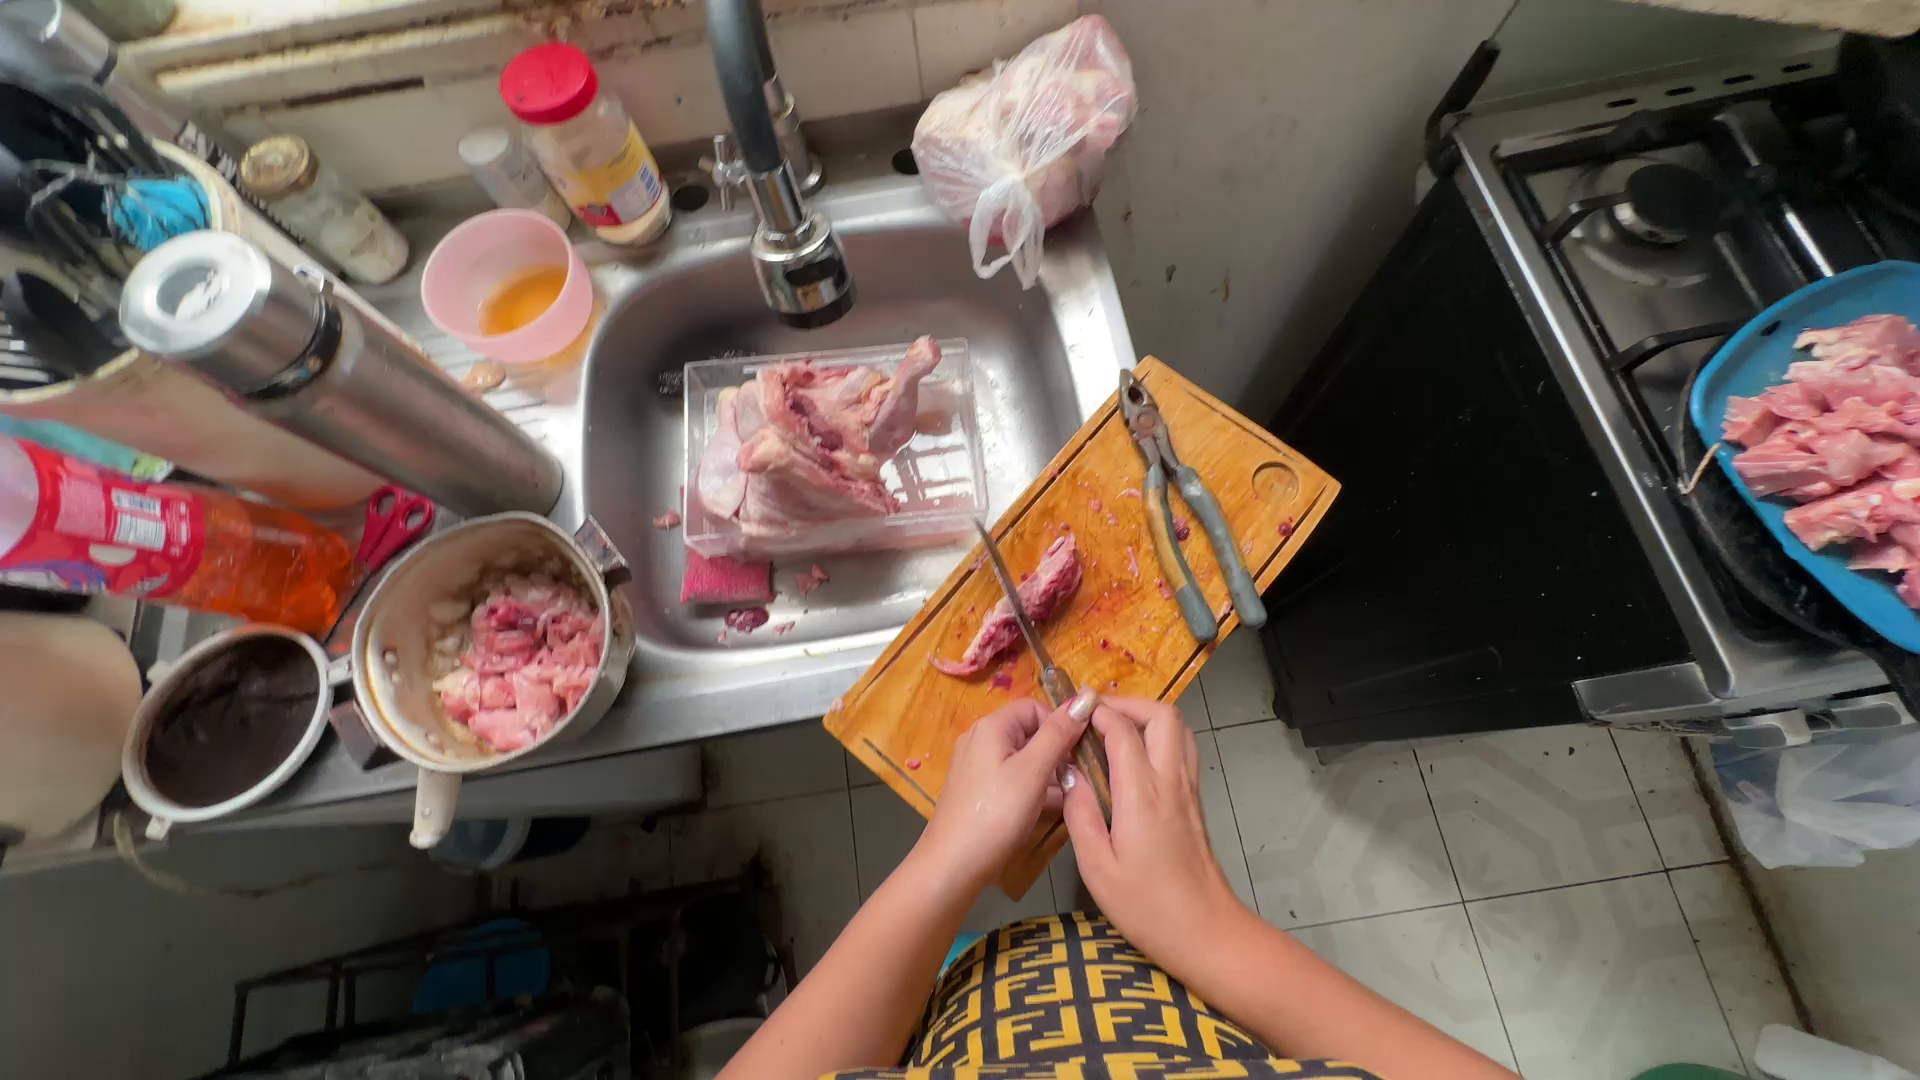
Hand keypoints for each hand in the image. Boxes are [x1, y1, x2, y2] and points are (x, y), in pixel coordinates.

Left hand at [915, 691, 1096, 891]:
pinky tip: (1050, 810)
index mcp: (992, 726)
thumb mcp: (1033, 770)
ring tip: (1070, 796)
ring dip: (1048, 774)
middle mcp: (981, 739)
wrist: (953, 865)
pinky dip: (1032, 789)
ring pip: (1023, 759)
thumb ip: (1059, 734)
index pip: (1034, 708)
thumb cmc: (996, 813)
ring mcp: (977, 767)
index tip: (1081, 751)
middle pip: (1029, 733)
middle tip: (1078, 778)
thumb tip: (1085, 697)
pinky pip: (1013, 779)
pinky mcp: (978, 791)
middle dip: (1057, 752)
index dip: (1060, 725)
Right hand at [1062, 697, 1249, 968]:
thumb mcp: (1096, 866)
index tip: (1073, 714)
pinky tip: (1134, 759)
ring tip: (1116, 731)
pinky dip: (1159, 737)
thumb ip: (1079, 813)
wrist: (1205, 932)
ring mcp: (1188, 788)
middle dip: (1129, 704)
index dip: (1098, 713)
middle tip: (1098, 717)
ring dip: (1148, 717)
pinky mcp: (1195, 800)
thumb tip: (1068, 774)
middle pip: (1162, 714)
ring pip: (1179, 728)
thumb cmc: (1146, 905)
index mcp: (1141, 793)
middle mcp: (1170, 780)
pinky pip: (1182, 749)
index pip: (1123, 730)